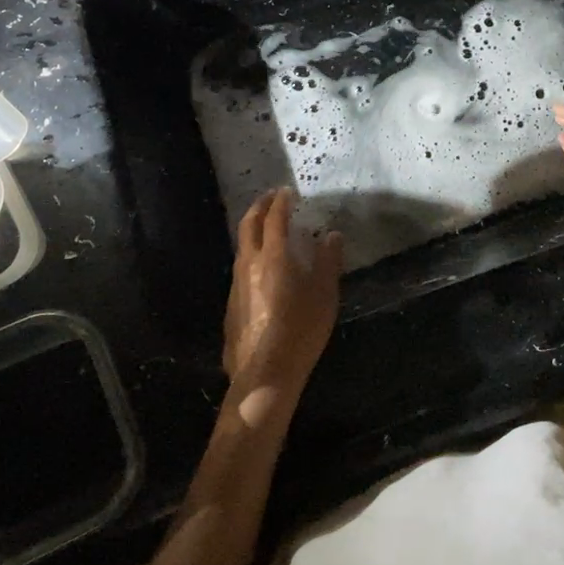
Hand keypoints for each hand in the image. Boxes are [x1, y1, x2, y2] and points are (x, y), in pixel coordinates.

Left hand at [225, 189, 342, 389]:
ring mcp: (236, 285)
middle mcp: (249, 264)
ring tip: (267, 229)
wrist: (265, 373)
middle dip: (259, 208)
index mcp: (274, 257)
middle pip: (248, 226)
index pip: (275, 219)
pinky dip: (251, 256)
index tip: (287, 191)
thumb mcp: (325, 295)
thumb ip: (328, 262)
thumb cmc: (301, 330)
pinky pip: (240, 269)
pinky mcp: (231, 305)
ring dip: (253, 231)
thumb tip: (331, 235)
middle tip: (270, 198)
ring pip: (241, 247)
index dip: (281, 202)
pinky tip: (262, 269)